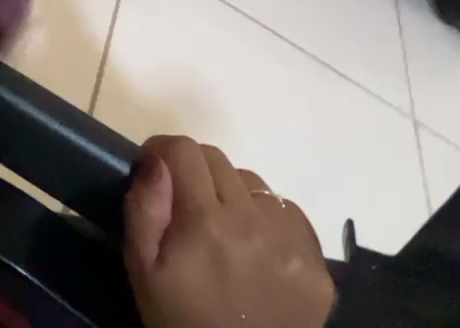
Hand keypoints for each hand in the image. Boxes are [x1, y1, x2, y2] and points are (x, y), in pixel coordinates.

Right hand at [125, 136, 334, 327]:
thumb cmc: (180, 320)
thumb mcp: (142, 268)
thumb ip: (144, 206)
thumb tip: (154, 160)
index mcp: (206, 221)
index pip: (184, 149)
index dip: (162, 150)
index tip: (153, 168)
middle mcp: (254, 222)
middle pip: (219, 160)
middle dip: (193, 170)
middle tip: (183, 202)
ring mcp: (292, 244)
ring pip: (253, 183)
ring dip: (231, 192)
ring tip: (221, 226)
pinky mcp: (318, 267)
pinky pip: (288, 213)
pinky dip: (265, 217)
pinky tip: (253, 245)